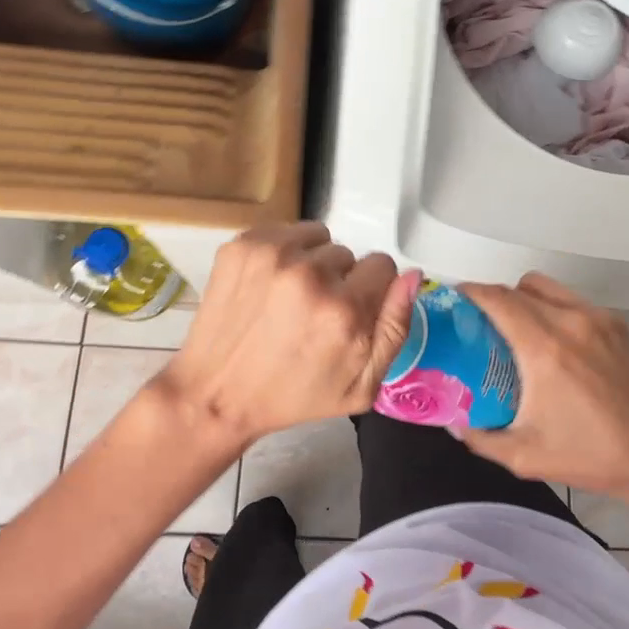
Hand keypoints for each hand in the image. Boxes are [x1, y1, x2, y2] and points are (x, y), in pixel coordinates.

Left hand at [153, 222, 420, 449]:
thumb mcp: (362, 386)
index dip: (370, 291)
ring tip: (291, 298)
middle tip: (314, 314)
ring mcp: (273, 254)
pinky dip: (284, 252)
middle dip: (339, 279)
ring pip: (319, 237)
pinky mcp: (243, 245)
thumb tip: (412, 275)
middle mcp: (311, 273)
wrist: (217, 393)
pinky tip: (270, 286)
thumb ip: (395, 327)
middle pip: (348, 254)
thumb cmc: (294, 396)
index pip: (383, 266)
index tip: (350, 313)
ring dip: (312, 261)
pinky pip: (285, 231)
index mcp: (345, 309)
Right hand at [458, 274, 628, 505]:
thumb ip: (479, 437)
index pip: (498, 299)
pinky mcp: (615, 325)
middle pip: (518, 288)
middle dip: (492, 299)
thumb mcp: (522, 455)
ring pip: (545, 287)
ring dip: (522, 298)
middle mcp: (570, 322)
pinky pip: (570, 301)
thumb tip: (452, 419)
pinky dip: (551, 309)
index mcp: (545, 349)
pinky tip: (549, 341)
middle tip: (478, 323)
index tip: (453, 301)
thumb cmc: (588, 456)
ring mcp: (596, 319)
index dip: (470, 293)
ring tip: (513, 328)